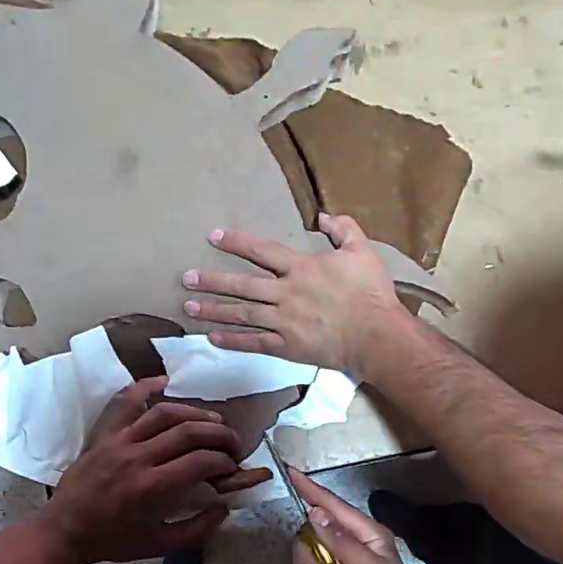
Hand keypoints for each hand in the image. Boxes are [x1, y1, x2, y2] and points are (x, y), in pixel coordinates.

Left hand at [41, 376, 240, 563]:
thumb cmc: (113, 540)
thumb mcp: (160, 545)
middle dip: (219, 435)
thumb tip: (224, 508)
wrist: (64, 531)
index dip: (224, 461)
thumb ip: (197, 529)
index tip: (232, 468)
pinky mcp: (104, 435)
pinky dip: (144, 387)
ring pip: (164, 413)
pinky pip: (125, 403)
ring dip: (195, 413)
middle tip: (232, 443)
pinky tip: (165, 380)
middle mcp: (137, 458)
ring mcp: (118, 442)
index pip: (200, 462)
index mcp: (152, 487)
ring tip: (213, 422)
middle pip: (188, 432)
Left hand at [181, 213, 412, 375]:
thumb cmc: (371, 294)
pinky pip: (254, 343)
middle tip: (186, 279)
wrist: (376, 336)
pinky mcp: (287, 347)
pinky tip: (213, 337)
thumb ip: (343, 229)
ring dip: (214, 309)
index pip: (261, 250)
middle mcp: (286, 293)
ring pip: (242, 314)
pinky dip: (233, 340)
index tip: (213, 236)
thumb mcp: (363, 251)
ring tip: (189, 306)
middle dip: (212, 280)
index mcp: (301, 268)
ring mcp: (284, 322)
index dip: (236, 242)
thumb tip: (323, 215)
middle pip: (242, 284)